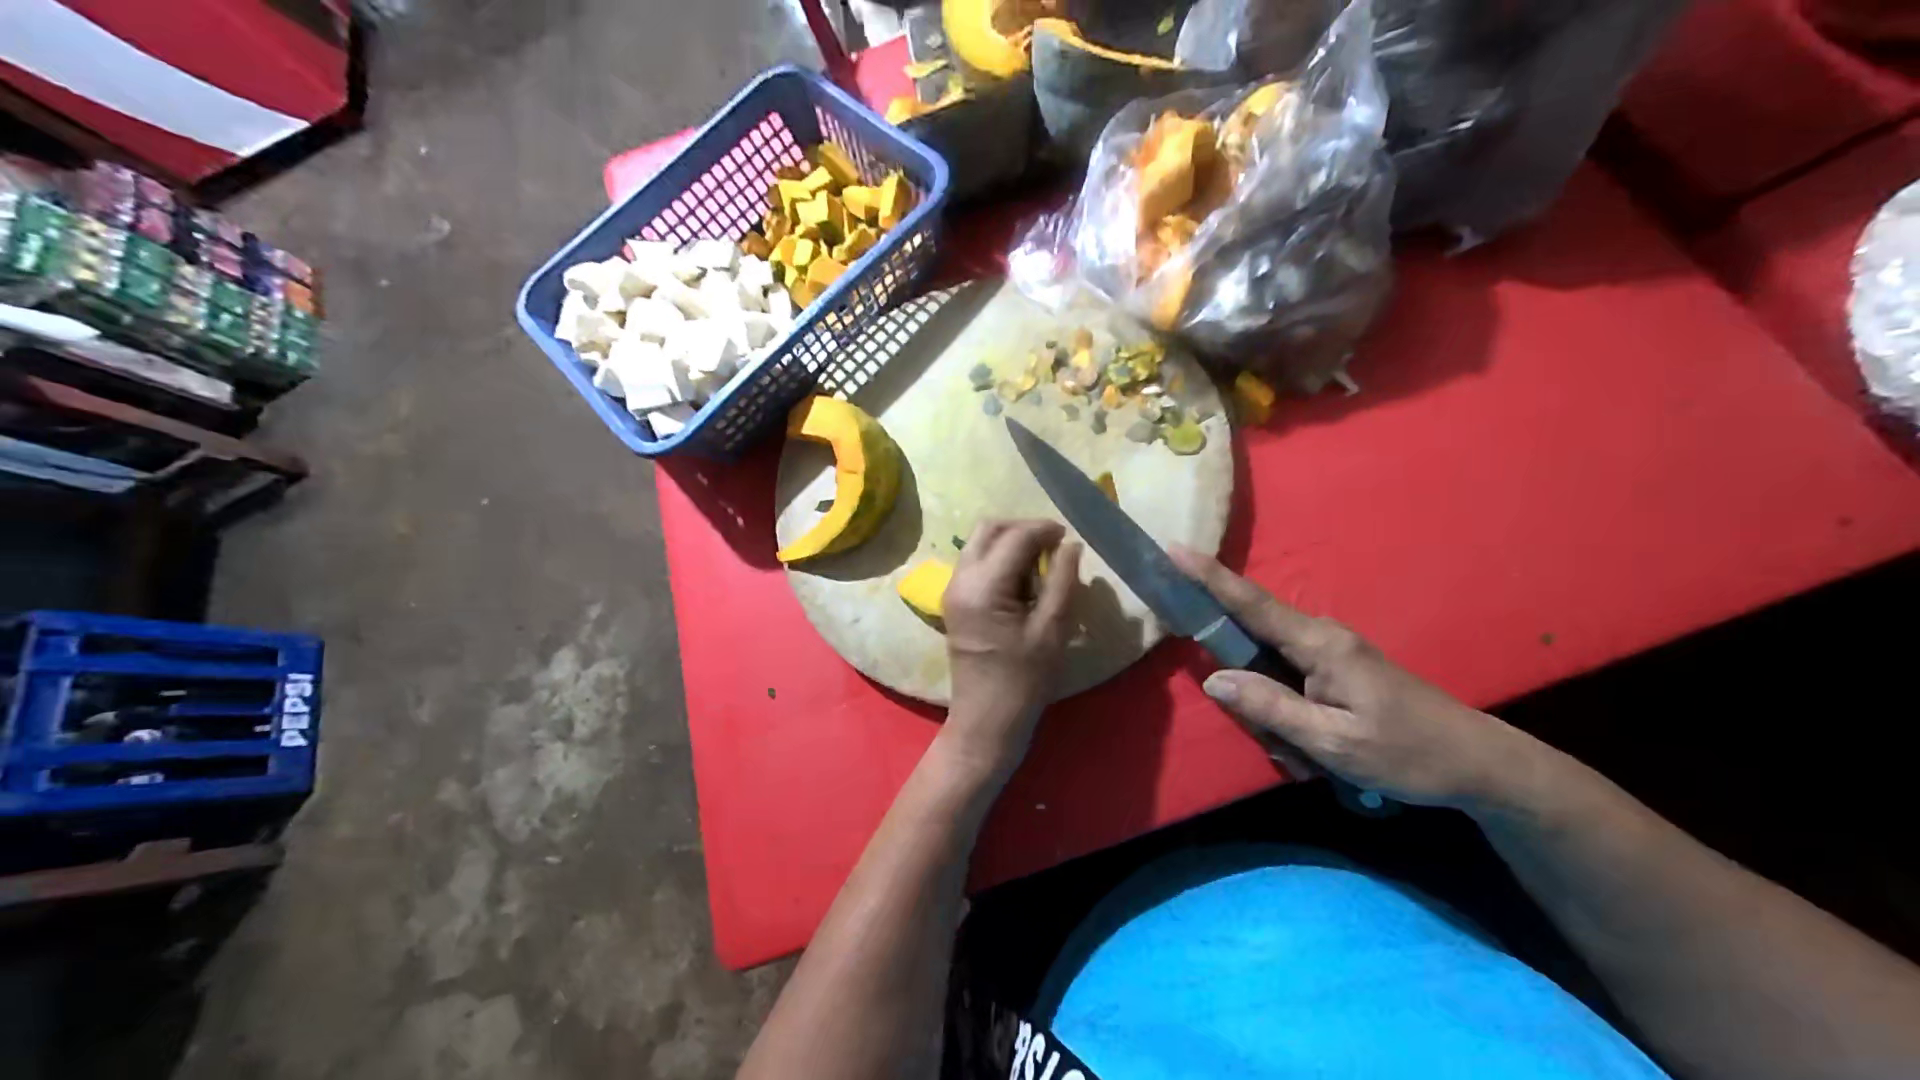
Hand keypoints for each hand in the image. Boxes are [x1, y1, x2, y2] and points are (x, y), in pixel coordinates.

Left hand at [939, 520, 1082, 781]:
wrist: (987, 721)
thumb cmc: (1024, 681)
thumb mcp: (1053, 630)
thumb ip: (1063, 581)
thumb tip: (1071, 545)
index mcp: (982, 587)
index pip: (1014, 538)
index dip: (1044, 529)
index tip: (1070, 536)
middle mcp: (959, 580)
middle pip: (988, 529)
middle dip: (1023, 529)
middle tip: (1055, 546)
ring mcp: (952, 589)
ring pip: (980, 543)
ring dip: (1011, 544)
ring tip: (1042, 566)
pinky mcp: (955, 601)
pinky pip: (977, 562)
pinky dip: (1001, 560)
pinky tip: (1024, 582)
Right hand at [1170, 547, 1538, 808]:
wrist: (1478, 764)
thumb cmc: (1407, 753)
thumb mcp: (1332, 742)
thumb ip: (1270, 708)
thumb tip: (1214, 679)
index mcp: (1320, 645)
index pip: (1252, 604)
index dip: (1210, 577)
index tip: (1175, 549)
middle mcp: (1322, 636)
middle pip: (1253, 636)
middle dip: (1242, 679)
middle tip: (1281, 740)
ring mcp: (1331, 651)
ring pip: (1269, 664)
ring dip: (1271, 710)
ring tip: (1308, 759)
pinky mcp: (1336, 667)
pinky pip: (1287, 677)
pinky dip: (1286, 711)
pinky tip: (1312, 749)